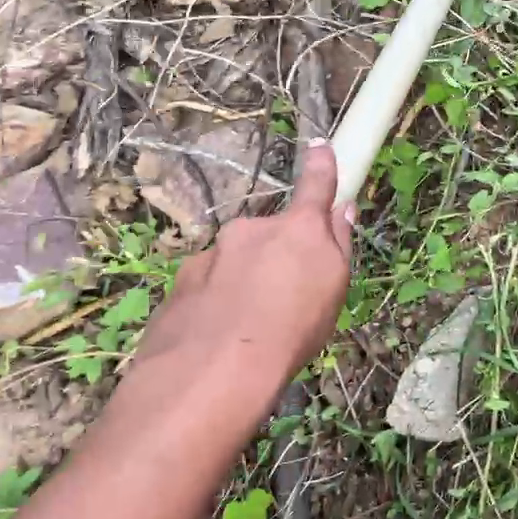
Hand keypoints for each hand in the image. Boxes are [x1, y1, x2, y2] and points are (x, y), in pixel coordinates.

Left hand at [132, 140, 353, 392]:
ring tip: (253, 325)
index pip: (315, 186)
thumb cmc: (292, 326)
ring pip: (236, 262)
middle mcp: (250, 231)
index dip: (321, 164)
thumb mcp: (335, 285)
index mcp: (297, 227)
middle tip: (290, 293)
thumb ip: (338, 243)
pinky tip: (223, 335)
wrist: (209, 374)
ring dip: (246, 281)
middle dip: (279, 253)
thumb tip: (340, 210)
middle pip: (271, 234)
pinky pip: (208, 287)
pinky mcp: (177, 287)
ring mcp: (208, 257)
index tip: (319, 144)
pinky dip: (218, 303)